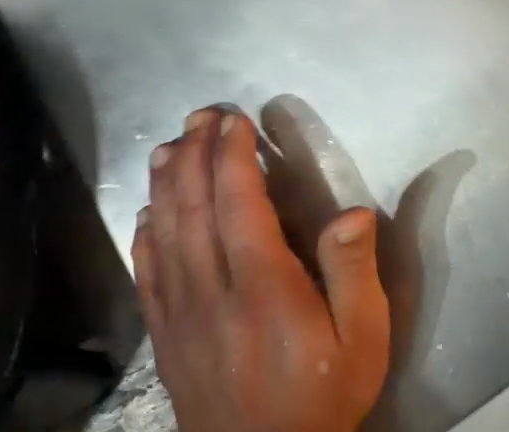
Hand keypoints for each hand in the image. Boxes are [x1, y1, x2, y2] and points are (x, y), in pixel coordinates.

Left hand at [133, 108, 389, 431]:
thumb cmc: (327, 392)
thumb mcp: (362, 334)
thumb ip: (354, 272)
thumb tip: (351, 212)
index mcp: (264, 289)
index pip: (241, 208)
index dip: (235, 159)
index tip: (235, 121)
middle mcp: (214, 296)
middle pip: (195, 213)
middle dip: (197, 158)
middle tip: (201, 116)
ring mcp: (183, 319)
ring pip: (165, 238)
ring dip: (167, 187)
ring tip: (169, 146)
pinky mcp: (168, 340)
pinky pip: (149, 277)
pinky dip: (145, 236)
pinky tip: (147, 214)